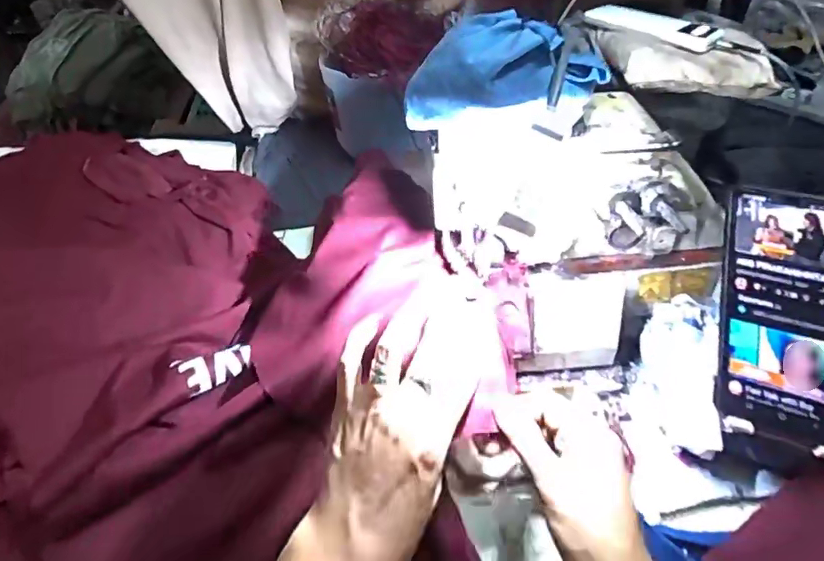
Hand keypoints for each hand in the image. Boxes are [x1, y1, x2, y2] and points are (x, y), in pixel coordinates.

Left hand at [284, 287, 482, 560]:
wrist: (344, 538)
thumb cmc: (400, 516)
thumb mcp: (438, 476)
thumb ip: (448, 427)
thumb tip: (463, 385)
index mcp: (429, 438)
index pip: (458, 377)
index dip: (471, 341)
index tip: (480, 313)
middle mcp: (399, 414)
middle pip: (427, 352)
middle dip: (445, 315)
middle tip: (457, 288)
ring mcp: (367, 404)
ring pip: (389, 347)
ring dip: (409, 314)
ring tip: (425, 290)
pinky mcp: (343, 403)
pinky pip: (350, 358)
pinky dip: (362, 334)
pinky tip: (377, 318)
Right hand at [495, 391, 648, 560]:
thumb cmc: (583, 520)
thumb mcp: (549, 478)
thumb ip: (524, 437)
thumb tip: (497, 403)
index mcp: (589, 426)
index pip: (546, 400)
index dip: (516, 408)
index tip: (489, 424)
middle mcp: (593, 430)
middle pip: (550, 413)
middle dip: (520, 423)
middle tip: (492, 441)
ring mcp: (594, 449)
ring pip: (553, 431)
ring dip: (527, 439)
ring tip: (502, 452)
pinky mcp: (590, 468)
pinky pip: (561, 447)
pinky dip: (541, 452)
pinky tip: (524, 464)